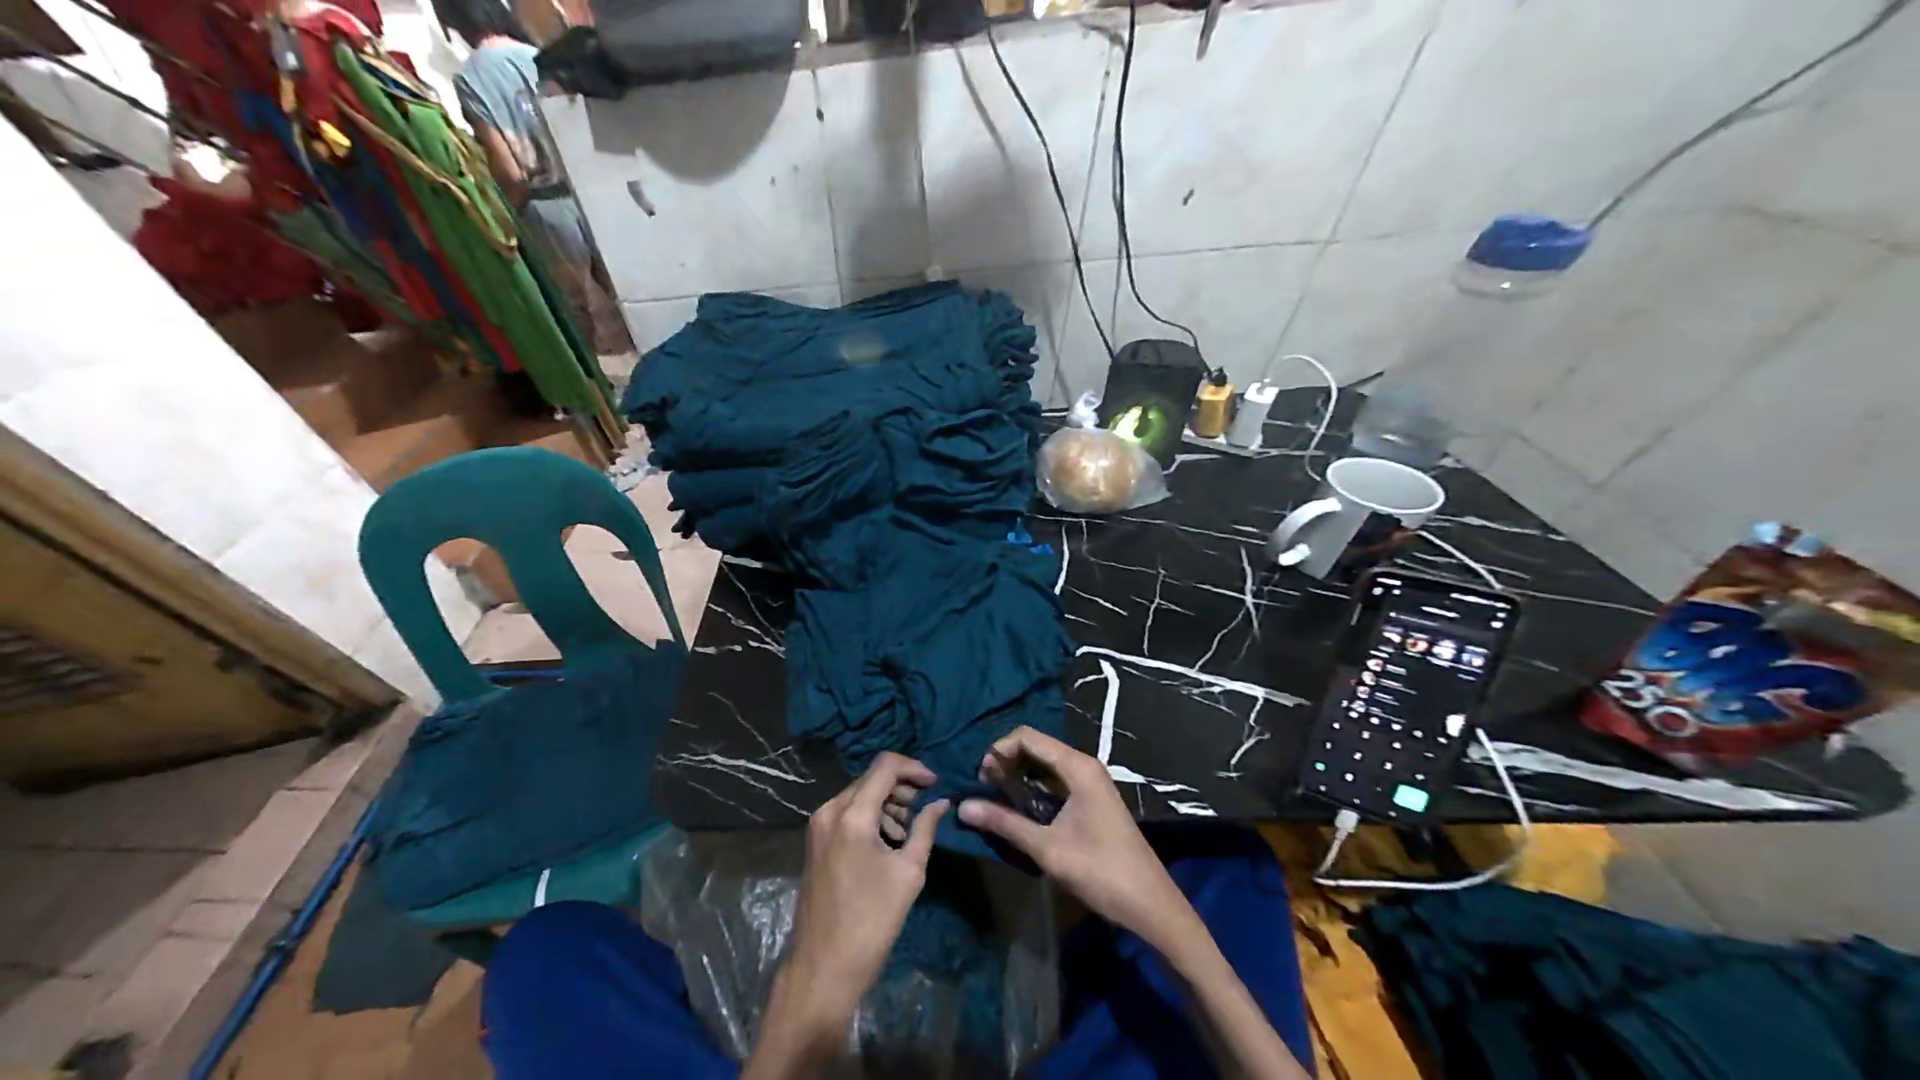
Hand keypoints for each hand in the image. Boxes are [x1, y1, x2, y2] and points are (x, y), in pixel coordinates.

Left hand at [785, 753, 949, 1020]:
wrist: (823, 967)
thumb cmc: (872, 921)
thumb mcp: (909, 872)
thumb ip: (925, 829)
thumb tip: (941, 802)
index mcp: (852, 815)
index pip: (885, 766)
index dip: (914, 768)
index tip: (935, 785)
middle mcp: (830, 810)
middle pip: (871, 778)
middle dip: (902, 787)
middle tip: (927, 808)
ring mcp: (818, 826)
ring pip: (859, 794)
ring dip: (887, 803)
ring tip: (910, 830)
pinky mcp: (816, 841)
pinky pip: (847, 813)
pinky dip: (871, 816)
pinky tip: (889, 841)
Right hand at [958, 727, 1198, 949]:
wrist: (1149, 904)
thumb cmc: (1100, 872)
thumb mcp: (1047, 848)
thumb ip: (1004, 823)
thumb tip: (962, 807)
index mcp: (1077, 766)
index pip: (1027, 737)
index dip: (999, 750)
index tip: (980, 778)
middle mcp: (1083, 765)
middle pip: (1035, 746)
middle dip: (1005, 761)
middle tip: (983, 788)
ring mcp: (1089, 782)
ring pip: (1044, 764)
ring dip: (1017, 775)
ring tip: (994, 798)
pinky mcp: (1090, 799)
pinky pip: (1054, 780)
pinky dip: (1032, 787)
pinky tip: (1018, 808)